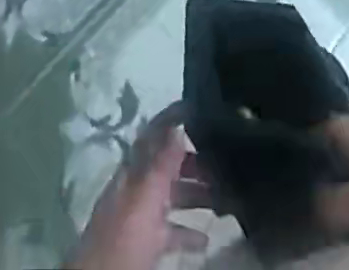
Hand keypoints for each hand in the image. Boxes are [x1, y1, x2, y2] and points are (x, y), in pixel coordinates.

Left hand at [70, 105, 214, 269]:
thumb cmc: (123, 238)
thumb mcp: (145, 198)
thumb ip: (160, 164)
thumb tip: (176, 128)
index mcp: (135, 171)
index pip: (154, 133)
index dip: (172, 117)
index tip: (197, 105)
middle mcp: (137, 186)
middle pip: (167, 164)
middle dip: (194, 160)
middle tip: (225, 164)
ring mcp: (140, 215)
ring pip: (172, 195)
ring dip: (196, 194)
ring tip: (225, 198)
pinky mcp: (145, 242)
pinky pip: (170, 229)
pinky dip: (188, 231)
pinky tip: (205, 238)